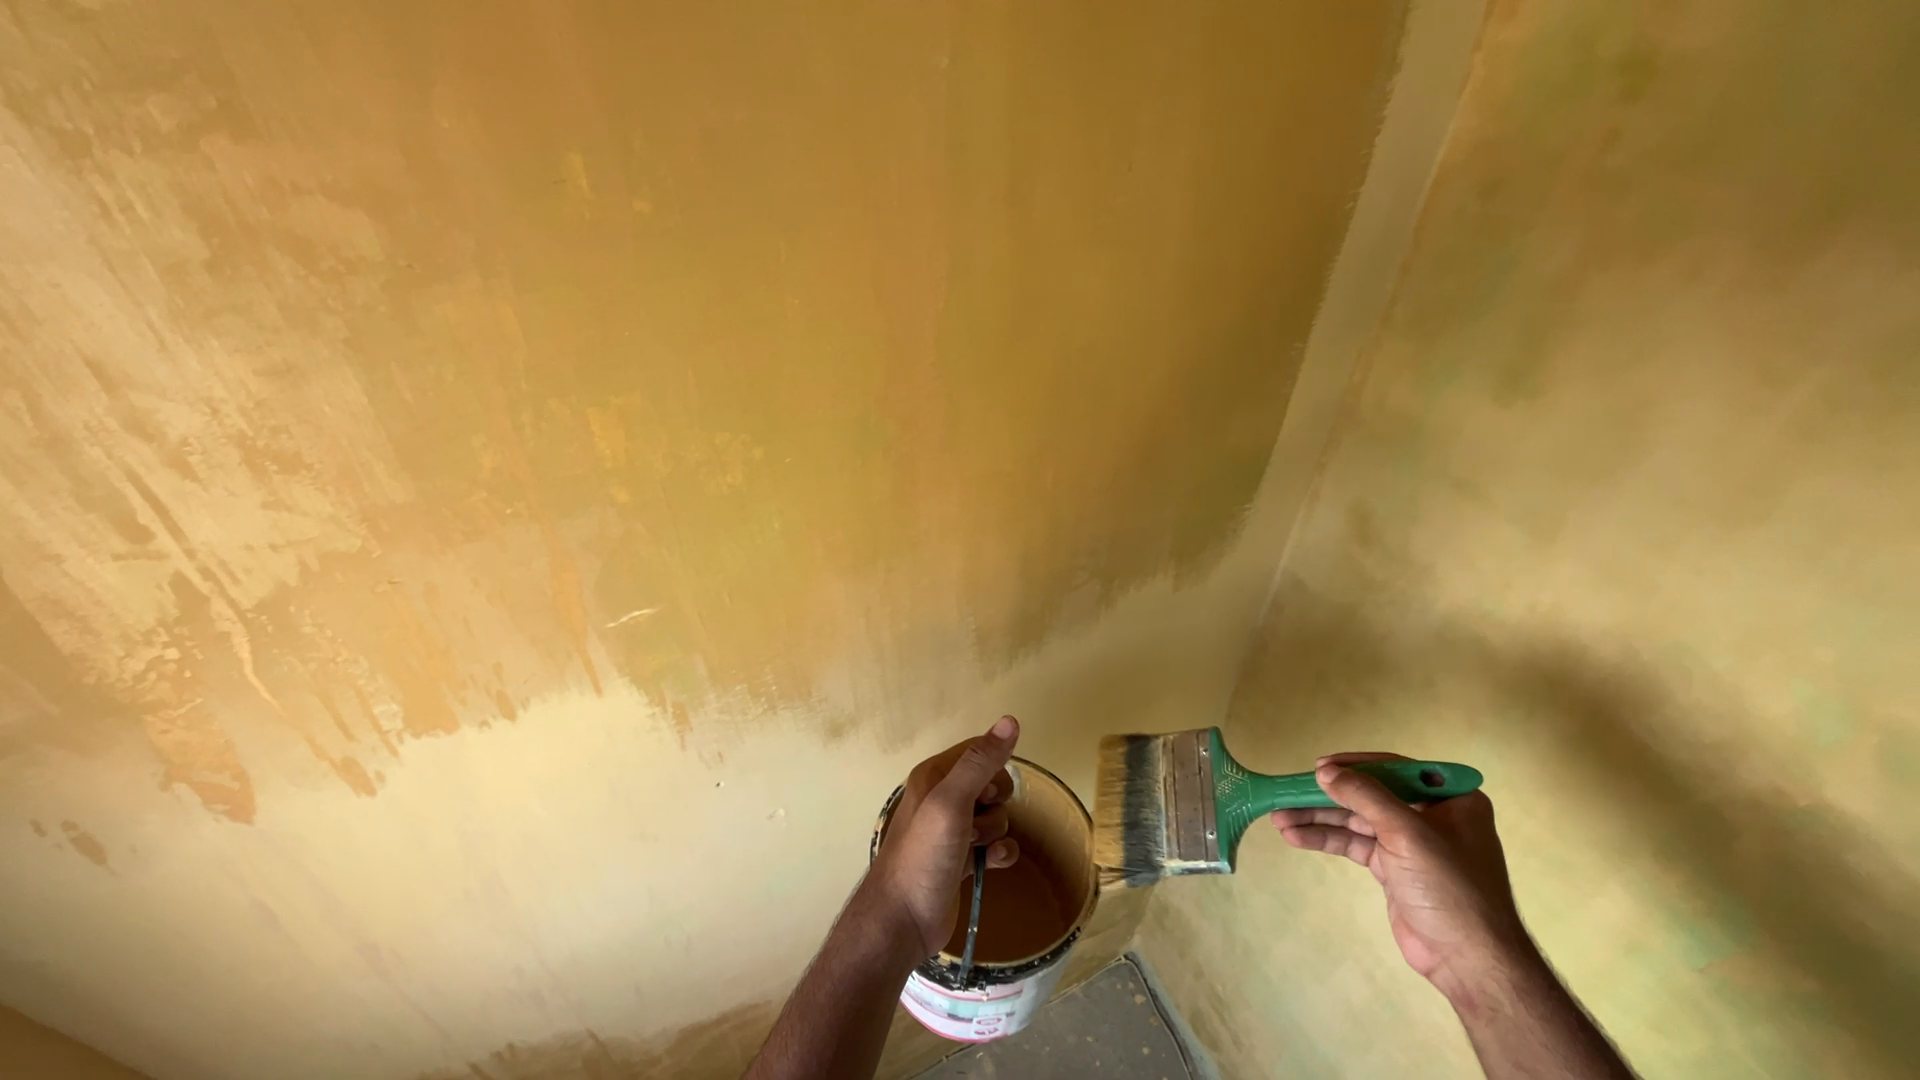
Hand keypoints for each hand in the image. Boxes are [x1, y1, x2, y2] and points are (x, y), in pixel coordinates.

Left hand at [865, 716, 1021, 957]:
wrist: (902, 920)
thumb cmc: (923, 854)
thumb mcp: (951, 801)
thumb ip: (980, 763)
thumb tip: (1011, 720)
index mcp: (934, 775)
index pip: (979, 751)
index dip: (993, 770)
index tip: (986, 793)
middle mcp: (941, 798)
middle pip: (992, 784)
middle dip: (995, 804)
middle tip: (975, 822)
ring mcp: (952, 831)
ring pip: (995, 816)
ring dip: (995, 832)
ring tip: (974, 849)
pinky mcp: (961, 860)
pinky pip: (995, 845)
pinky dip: (998, 853)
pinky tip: (991, 864)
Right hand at [1271, 752, 1532, 995]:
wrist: (1469, 960)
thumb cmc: (1450, 887)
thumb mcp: (1408, 833)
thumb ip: (1365, 797)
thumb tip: (1324, 772)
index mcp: (1449, 798)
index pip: (1393, 769)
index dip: (1353, 766)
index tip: (1317, 767)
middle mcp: (1430, 815)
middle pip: (1369, 794)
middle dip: (1327, 796)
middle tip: (1288, 793)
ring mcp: (1410, 843)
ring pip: (1356, 820)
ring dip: (1319, 818)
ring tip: (1279, 818)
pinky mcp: (1393, 868)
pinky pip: (1355, 844)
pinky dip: (1326, 839)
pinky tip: (1296, 837)